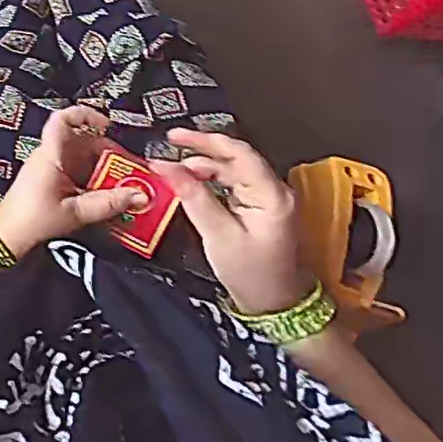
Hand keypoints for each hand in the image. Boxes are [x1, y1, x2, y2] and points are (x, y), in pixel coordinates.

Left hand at [0, 106, 146, 255]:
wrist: (8, 236)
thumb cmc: (32, 219)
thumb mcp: (75, 211)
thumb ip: (108, 203)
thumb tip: (138, 196)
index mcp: (51, 154)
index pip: (63, 119)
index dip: (86, 115)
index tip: (107, 125)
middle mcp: (50, 156)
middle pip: (82, 140)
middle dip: (107, 150)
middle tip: (128, 166)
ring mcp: (51, 168)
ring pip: (82, 157)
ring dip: (102, 166)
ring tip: (122, 181)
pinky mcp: (52, 181)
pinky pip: (78, 171)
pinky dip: (94, 178)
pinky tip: (106, 192)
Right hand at [151, 128, 314, 313]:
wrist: (275, 303)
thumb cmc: (253, 275)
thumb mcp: (217, 235)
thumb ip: (193, 197)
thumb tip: (168, 169)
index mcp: (271, 195)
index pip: (238, 153)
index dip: (204, 141)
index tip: (176, 138)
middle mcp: (274, 190)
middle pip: (235, 156)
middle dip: (200, 149)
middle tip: (171, 144)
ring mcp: (268, 196)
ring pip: (232, 167)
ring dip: (203, 164)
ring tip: (176, 168)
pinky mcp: (260, 204)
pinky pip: (233, 180)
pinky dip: (210, 177)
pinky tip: (192, 180)